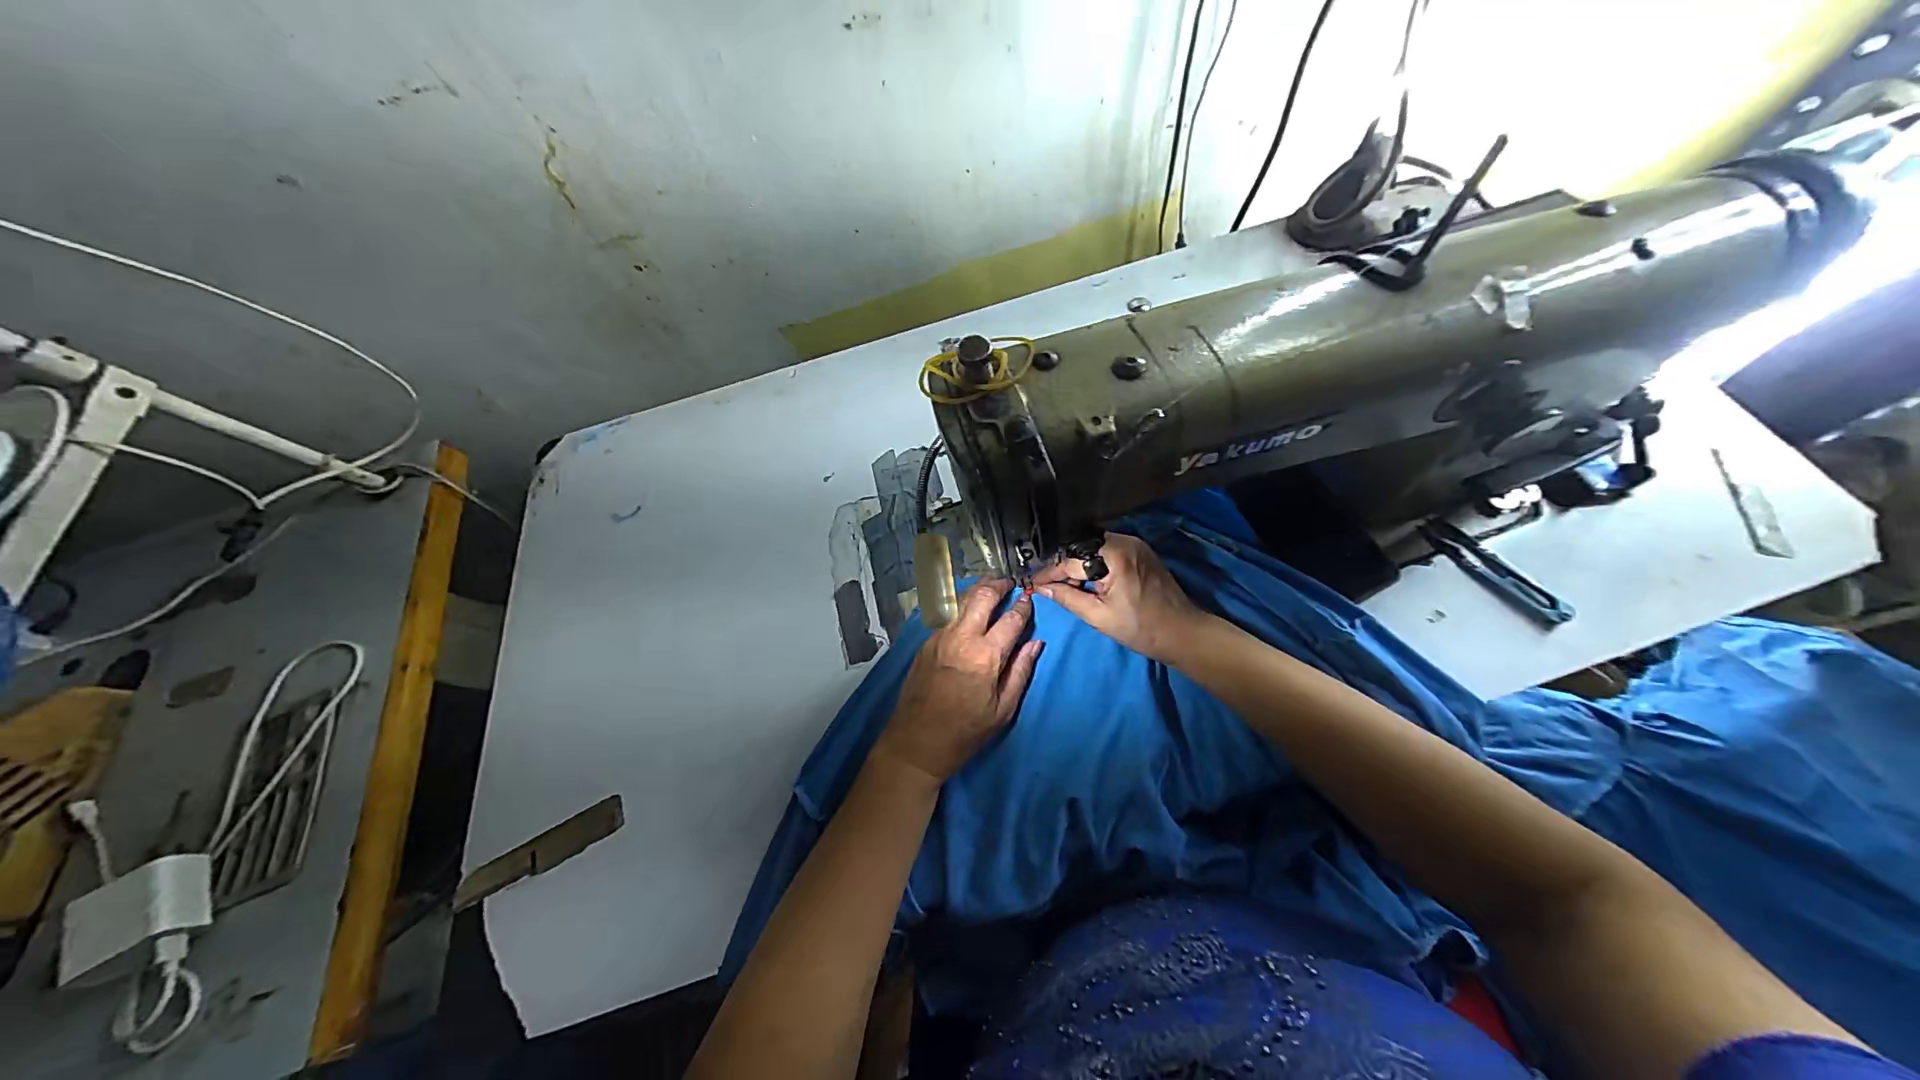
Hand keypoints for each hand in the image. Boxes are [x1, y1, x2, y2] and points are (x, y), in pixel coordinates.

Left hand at [871, 580, 1042, 784]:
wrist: (915, 743)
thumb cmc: (965, 732)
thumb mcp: (1002, 710)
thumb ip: (1020, 672)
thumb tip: (1035, 643)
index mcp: (985, 656)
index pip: (1011, 619)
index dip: (1024, 607)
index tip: (1030, 599)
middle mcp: (961, 638)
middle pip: (982, 597)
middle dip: (998, 585)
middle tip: (1010, 583)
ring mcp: (939, 637)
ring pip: (960, 600)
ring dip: (978, 590)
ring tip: (991, 587)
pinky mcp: (926, 643)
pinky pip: (947, 614)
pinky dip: (961, 604)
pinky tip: (968, 608)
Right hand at [1031, 533, 1209, 664]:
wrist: (1182, 632)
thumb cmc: (1141, 628)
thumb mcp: (1098, 616)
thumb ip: (1067, 597)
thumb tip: (1041, 588)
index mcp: (1114, 555)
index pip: (1070, 559)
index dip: (1049, 572)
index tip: (1033, 583)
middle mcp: (1125, 541)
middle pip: (1081, 548)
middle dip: (1062, 566)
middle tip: (1048, 585)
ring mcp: (1134, 544)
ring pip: (1093, 549)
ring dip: (1078, 565)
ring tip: (1067, 586)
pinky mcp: (1140, 551)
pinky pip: (1107, 551)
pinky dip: (1094, 564)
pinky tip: (1088, 582)